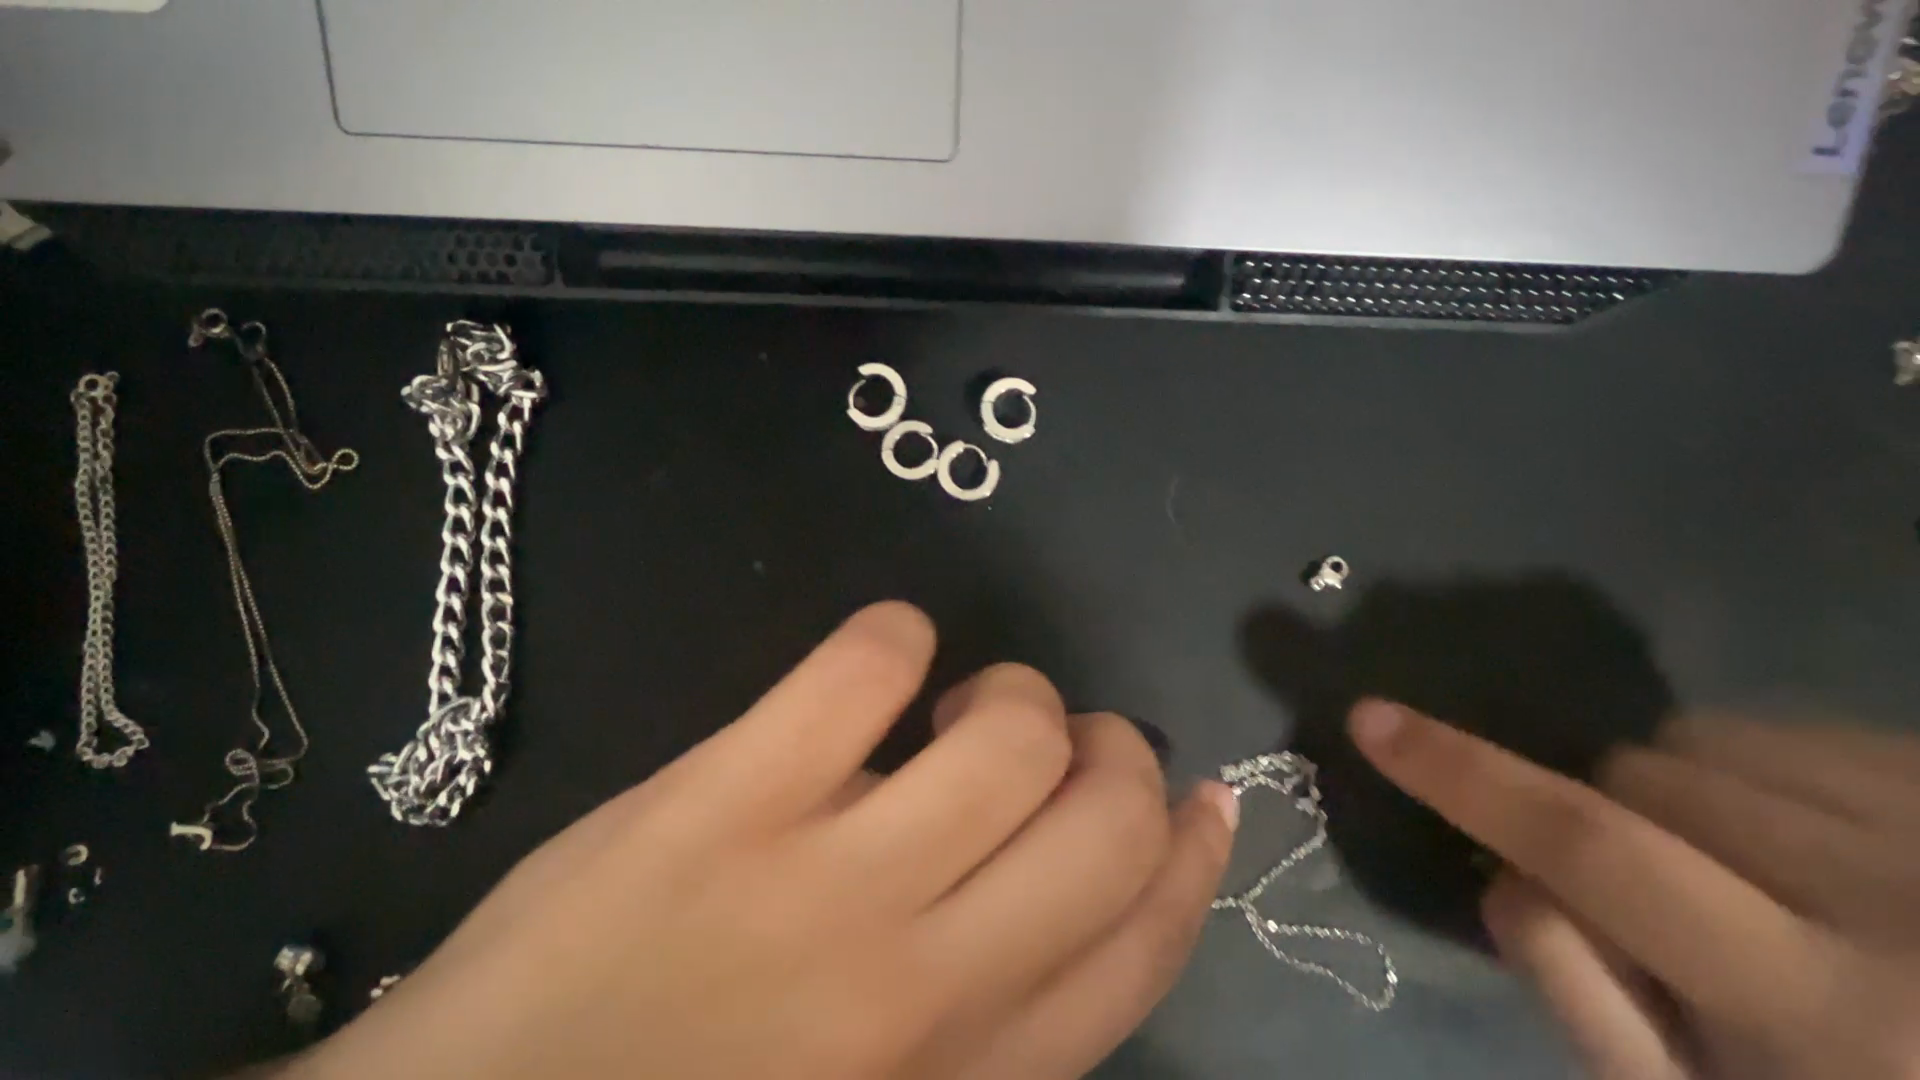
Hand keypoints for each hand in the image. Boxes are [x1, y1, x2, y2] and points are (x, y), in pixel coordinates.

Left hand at [286, 602, 1238, 1079]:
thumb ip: (984, 1002)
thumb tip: (1055, 862)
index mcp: (967, 1071)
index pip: (1139, 948)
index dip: (1192, 860)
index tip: (1199, 799)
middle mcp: (920, 983)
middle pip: (1103, 826)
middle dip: (1117, 756)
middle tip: (1064, 742)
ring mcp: (820, 883)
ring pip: (1007, 736)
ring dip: (1012, 693)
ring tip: (960, 708)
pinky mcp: (723, 798)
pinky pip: (861, 669)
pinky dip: (895, 637)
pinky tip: (883, 653)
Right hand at [1350, 700, 1919, 1078]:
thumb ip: (1578, 993)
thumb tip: (1502, 868)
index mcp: (1823, 1009)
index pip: (1589, 846)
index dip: (1466, 774)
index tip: (1372, 720)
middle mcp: (1900, 894)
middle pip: (1641, 774)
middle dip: (1601, 812)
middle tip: (1656, 899)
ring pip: (1708, 734)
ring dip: (1677, 787)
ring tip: (1739, 871)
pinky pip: (1792, 726)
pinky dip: (1753, 767)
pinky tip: (1808, 842)